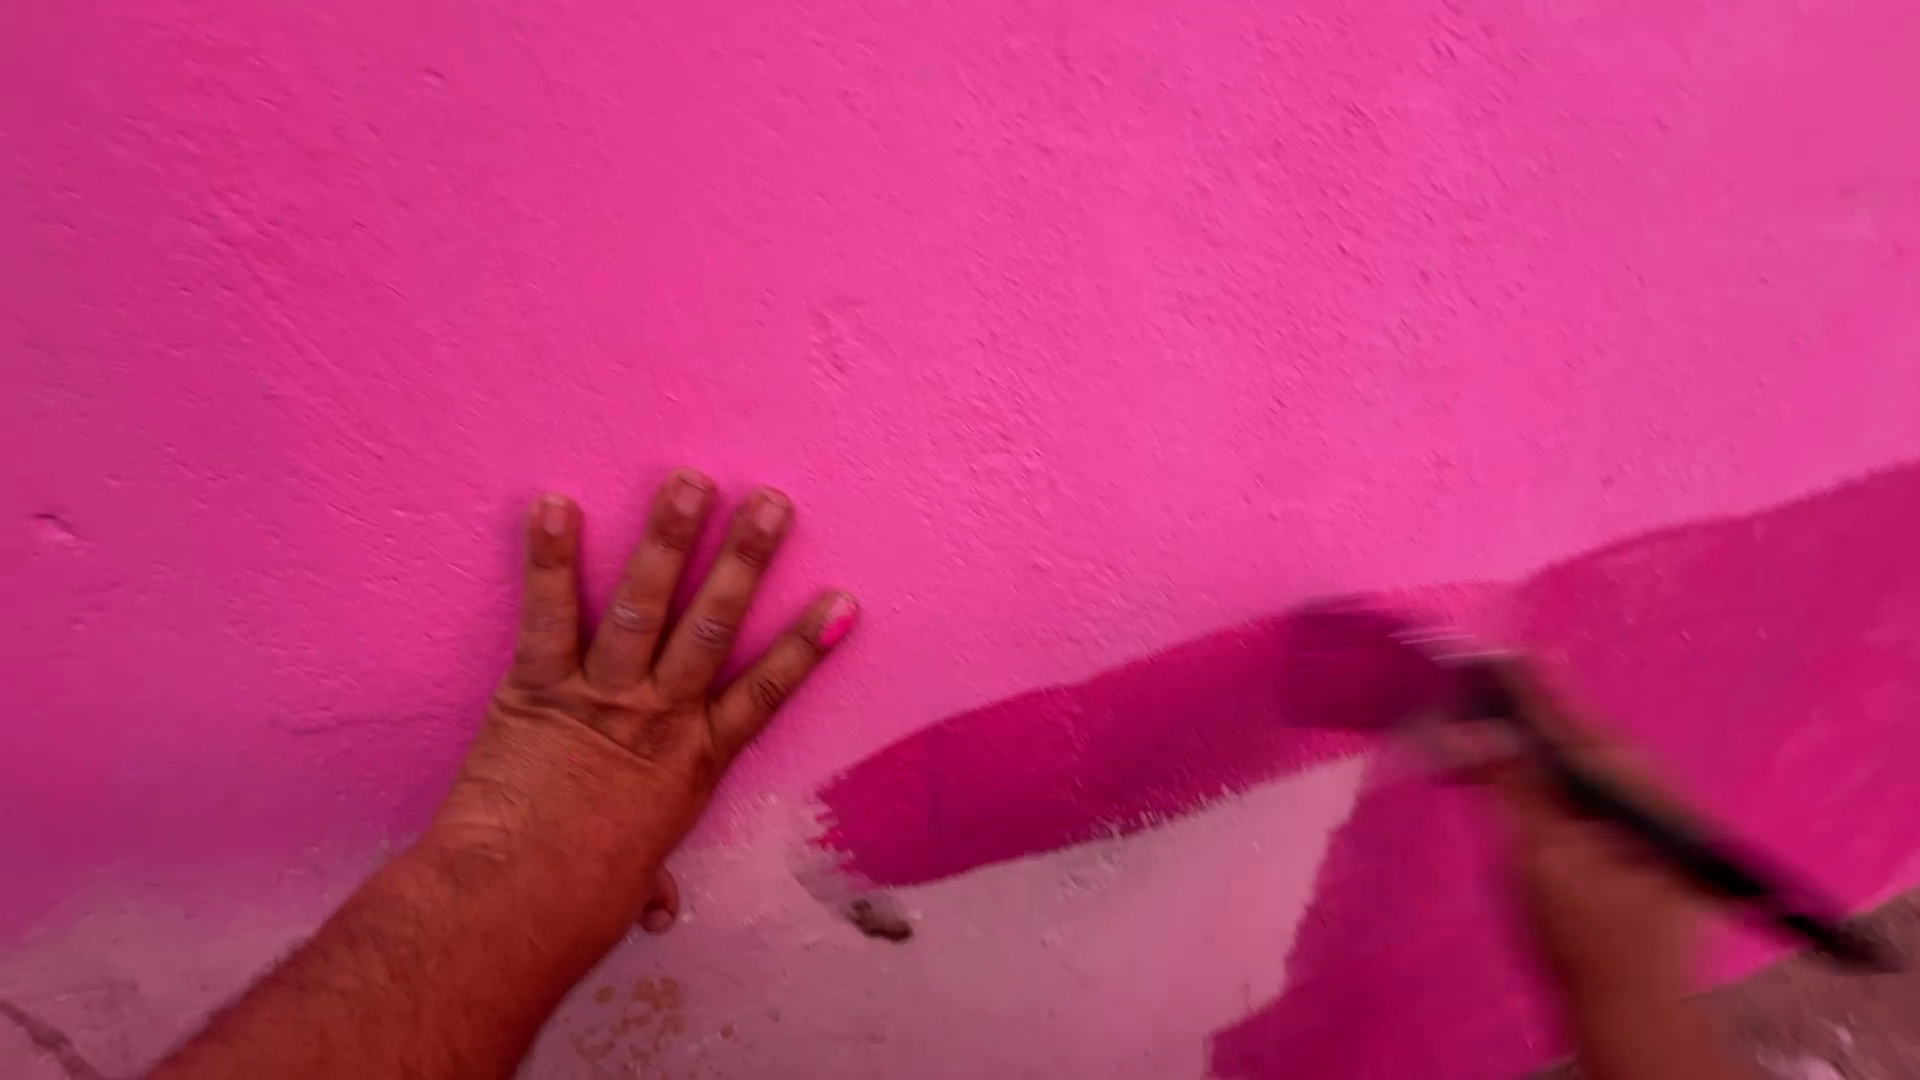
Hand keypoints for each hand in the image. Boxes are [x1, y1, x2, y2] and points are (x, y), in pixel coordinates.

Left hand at [425, 470, 856, 939]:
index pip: (768, 690)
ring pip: (644, 606)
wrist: (506, 915)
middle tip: (772, 503)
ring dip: (670, 541)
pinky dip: (551, 560)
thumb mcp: (634, 881)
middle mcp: (661, 715)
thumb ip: (651, 877)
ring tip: (690, 483)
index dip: (807, 644)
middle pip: (714, 626)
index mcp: (697, 758)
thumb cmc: (581, 900)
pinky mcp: (536, 690)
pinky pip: (549, 617)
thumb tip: (661, 909)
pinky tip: (555, 504)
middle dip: (747, 560)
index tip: (843, 601)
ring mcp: (602, 697)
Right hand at [1461, 660, 1703, 1001]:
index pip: (1573, 727)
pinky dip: (1528, 769)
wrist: (1621, 1001)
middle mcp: (1646, 797)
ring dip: (1519, 740)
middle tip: (1477, 678)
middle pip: (1575, 737)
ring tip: (1471, 721)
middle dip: (1522, 708)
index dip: (1530, 689)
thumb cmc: (1575, 930)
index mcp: (1635, 797)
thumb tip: (1483, 725)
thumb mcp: (1537, 854)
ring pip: (1570, 760)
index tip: (1497, 652)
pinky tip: (1495, 765)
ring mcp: (1638, 817)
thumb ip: (1512, 784)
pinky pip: (1569, 783)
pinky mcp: (1620, 835)